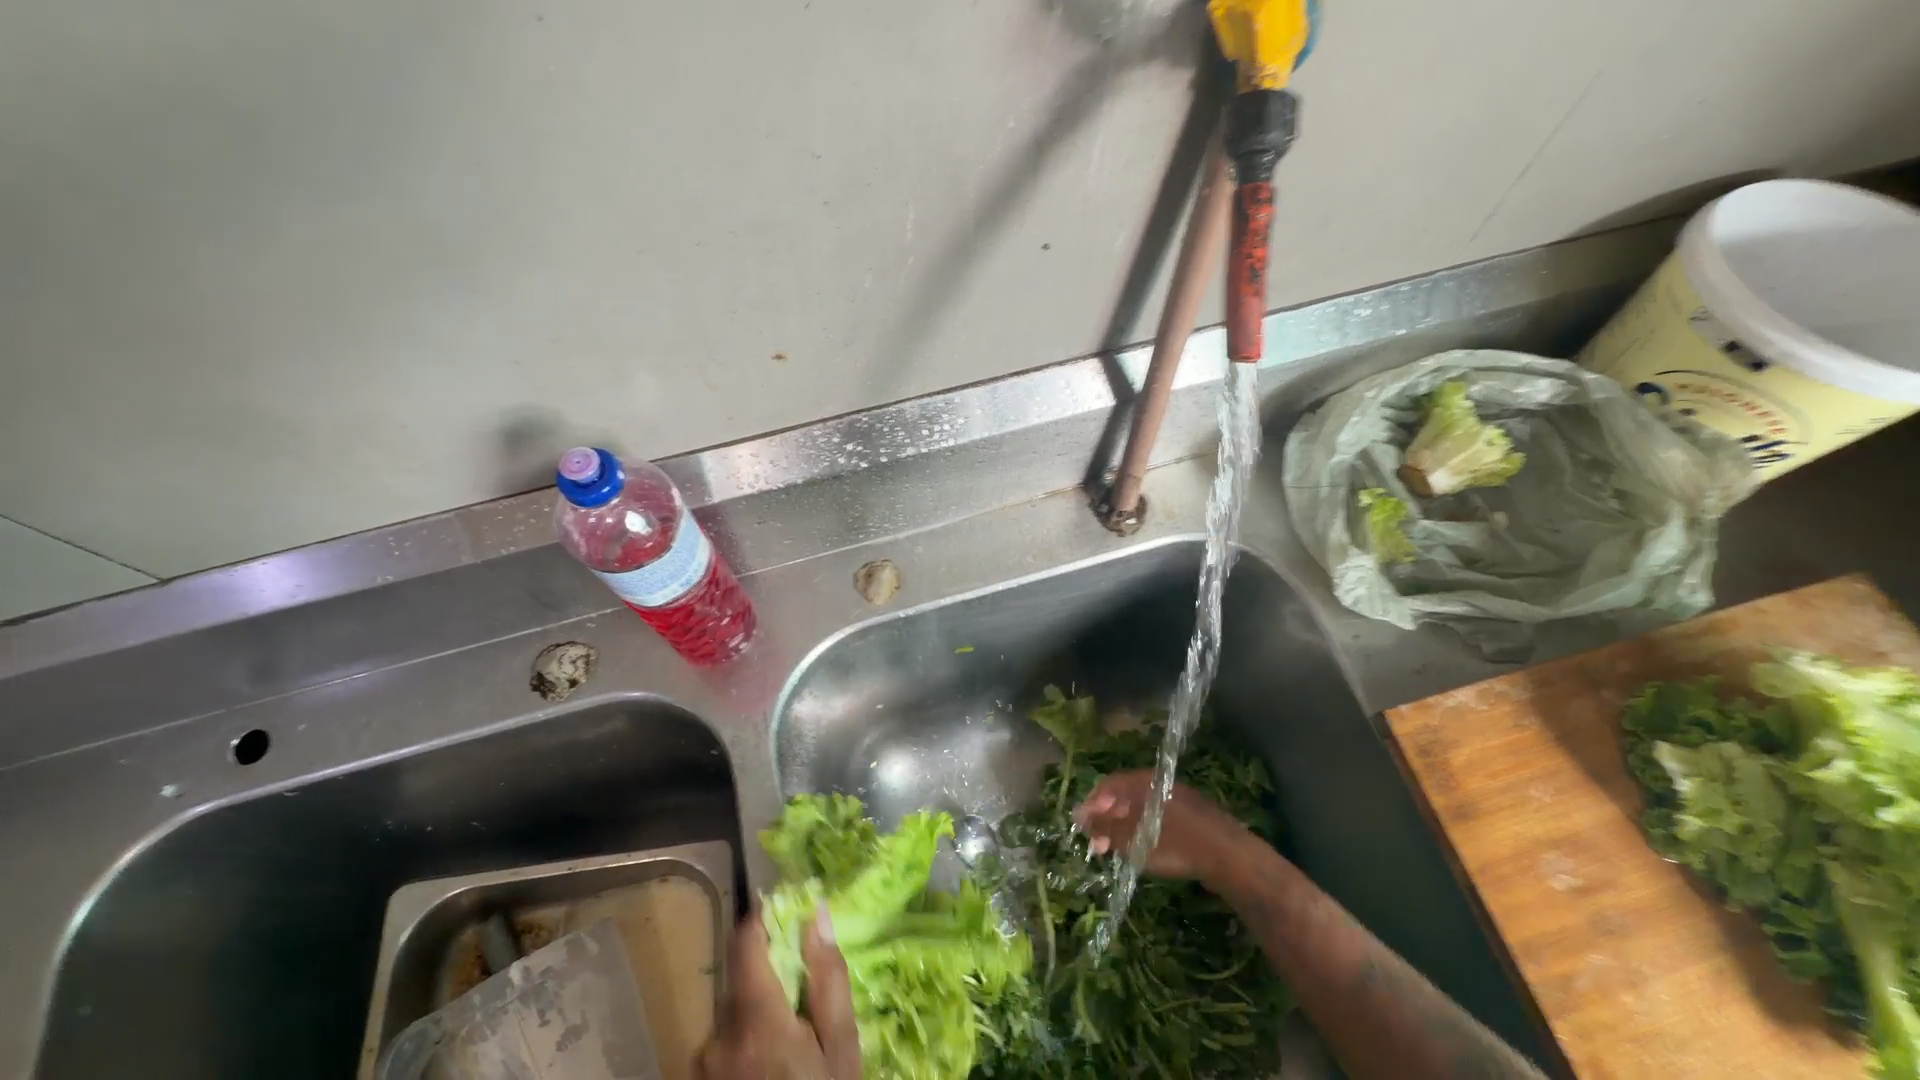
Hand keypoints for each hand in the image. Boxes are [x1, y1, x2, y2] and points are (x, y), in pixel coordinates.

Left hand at [697, 904, 860, 1079]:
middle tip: (800, 1009)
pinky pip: (720, 1045)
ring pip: (730, 1015)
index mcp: (756, 1021)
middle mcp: (717, 1038)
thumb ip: (828, 978)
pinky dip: (742, 1046)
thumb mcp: (841, 1047)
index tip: (780, 913)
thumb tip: (817, 913)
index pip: (744, 944)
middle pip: (739, 982)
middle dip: (767, 983)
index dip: (761, 919)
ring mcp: (701, 1066)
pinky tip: (767, 1071)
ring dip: (754, 1018)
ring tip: (786, 1053)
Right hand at [1074, 771, 1254, 881]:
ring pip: (1142, 810)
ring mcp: (1179, 800)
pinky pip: (1159, 819)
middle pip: (1125, 797)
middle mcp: (1160, 785)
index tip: (1083, 829)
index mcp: (1145, 782)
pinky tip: (1142, 851)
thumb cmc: (1176, 844)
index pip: (1108, 785)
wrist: (1229, 857)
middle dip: (1107, 820)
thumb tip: (1080, 817)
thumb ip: (1104, 827)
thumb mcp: (1133, 838)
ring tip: (1116, 851)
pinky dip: (1145, 831)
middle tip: (1098, 844)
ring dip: (1125, 828)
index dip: (1092, 806)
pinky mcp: (1192, 818)